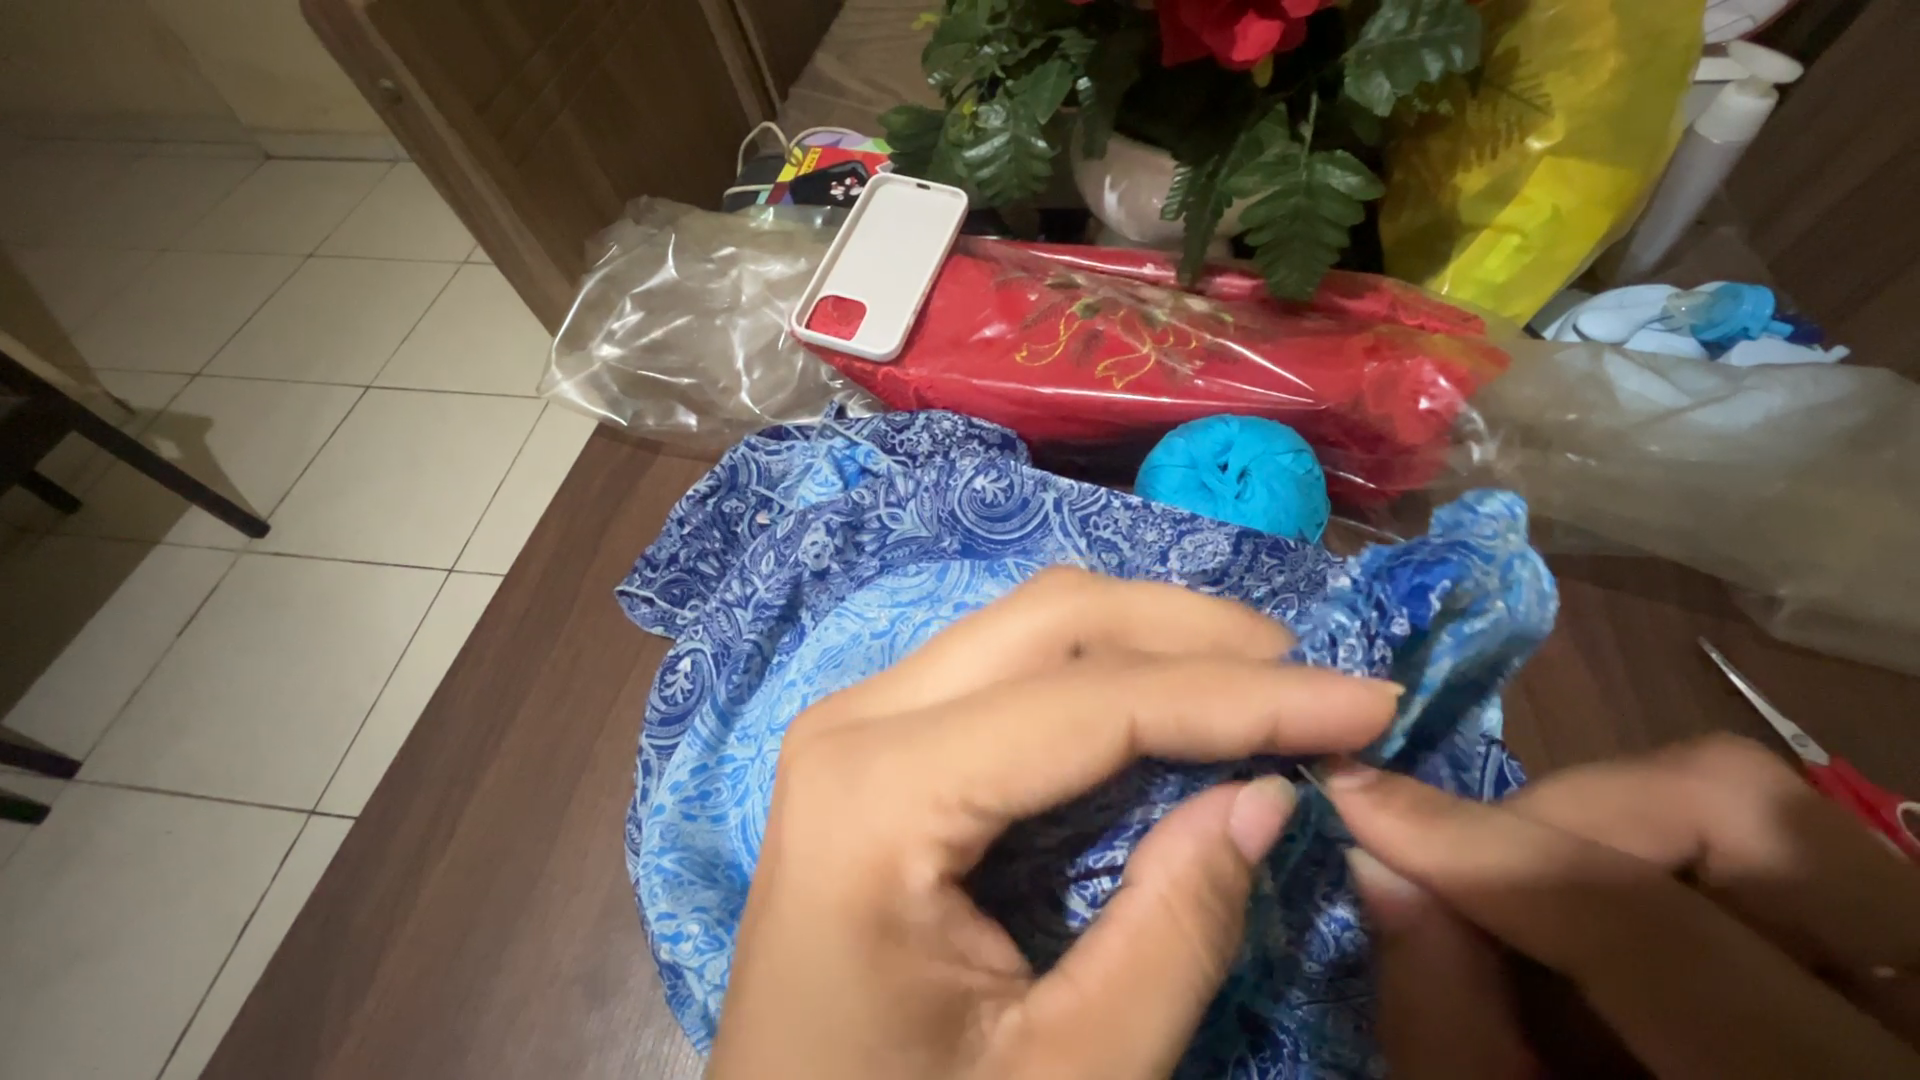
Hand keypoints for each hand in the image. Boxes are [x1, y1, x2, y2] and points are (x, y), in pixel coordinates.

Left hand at [707, 568, 1401, 1078]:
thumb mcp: (1061, 1076)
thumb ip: (1172, 931)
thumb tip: (1268, 798)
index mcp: (880, 793)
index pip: (1089, 704)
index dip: (1240, 697)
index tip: (1365, 702)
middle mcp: (858, 718)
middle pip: (1054, 620)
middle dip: (1198, 637)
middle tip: (1314, 680)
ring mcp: (860, 716)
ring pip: (1030, 625)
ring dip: (1154, 639)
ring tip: (1261, 684)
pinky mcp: (877, 735)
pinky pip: (1005, 664)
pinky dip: (1101, 669)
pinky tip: (1169, 703)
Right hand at [1329, 734, 1919, 1078]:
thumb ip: (1445, 1024)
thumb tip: (1375, 862)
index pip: (1640, 922)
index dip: (1476, 847)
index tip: (1354, 795)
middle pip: (1727, 803)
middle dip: (1549, 817)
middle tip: (1465, 878)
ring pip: (1748, 803)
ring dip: (1593, 835)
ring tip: (1546, 931)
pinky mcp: (1899, 945)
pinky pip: (1761, 841)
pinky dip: (1645, 862)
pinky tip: (1612, 956)